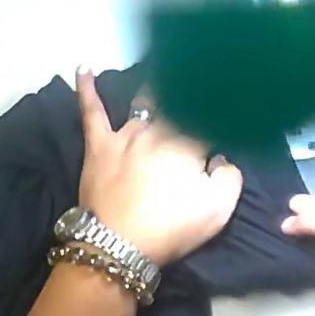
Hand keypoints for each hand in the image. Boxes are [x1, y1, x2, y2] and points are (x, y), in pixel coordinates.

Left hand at [76, 67, 243, 265]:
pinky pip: (91, 112)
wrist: (119, 247)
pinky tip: (84, 68)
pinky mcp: (99, 145)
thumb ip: (230, 176)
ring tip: (164, 79)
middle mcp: (158, 130)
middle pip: (178, 106)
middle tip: (198, 86)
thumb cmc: (171, 228)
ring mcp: (126, 135)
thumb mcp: (219, 209)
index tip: (229, 110)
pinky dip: (87, 89)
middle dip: (190, 97)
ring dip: (157, 94)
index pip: (209, 121)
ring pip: (144, 106)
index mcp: (189, 143)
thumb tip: (220, 158)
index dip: (219, 117)